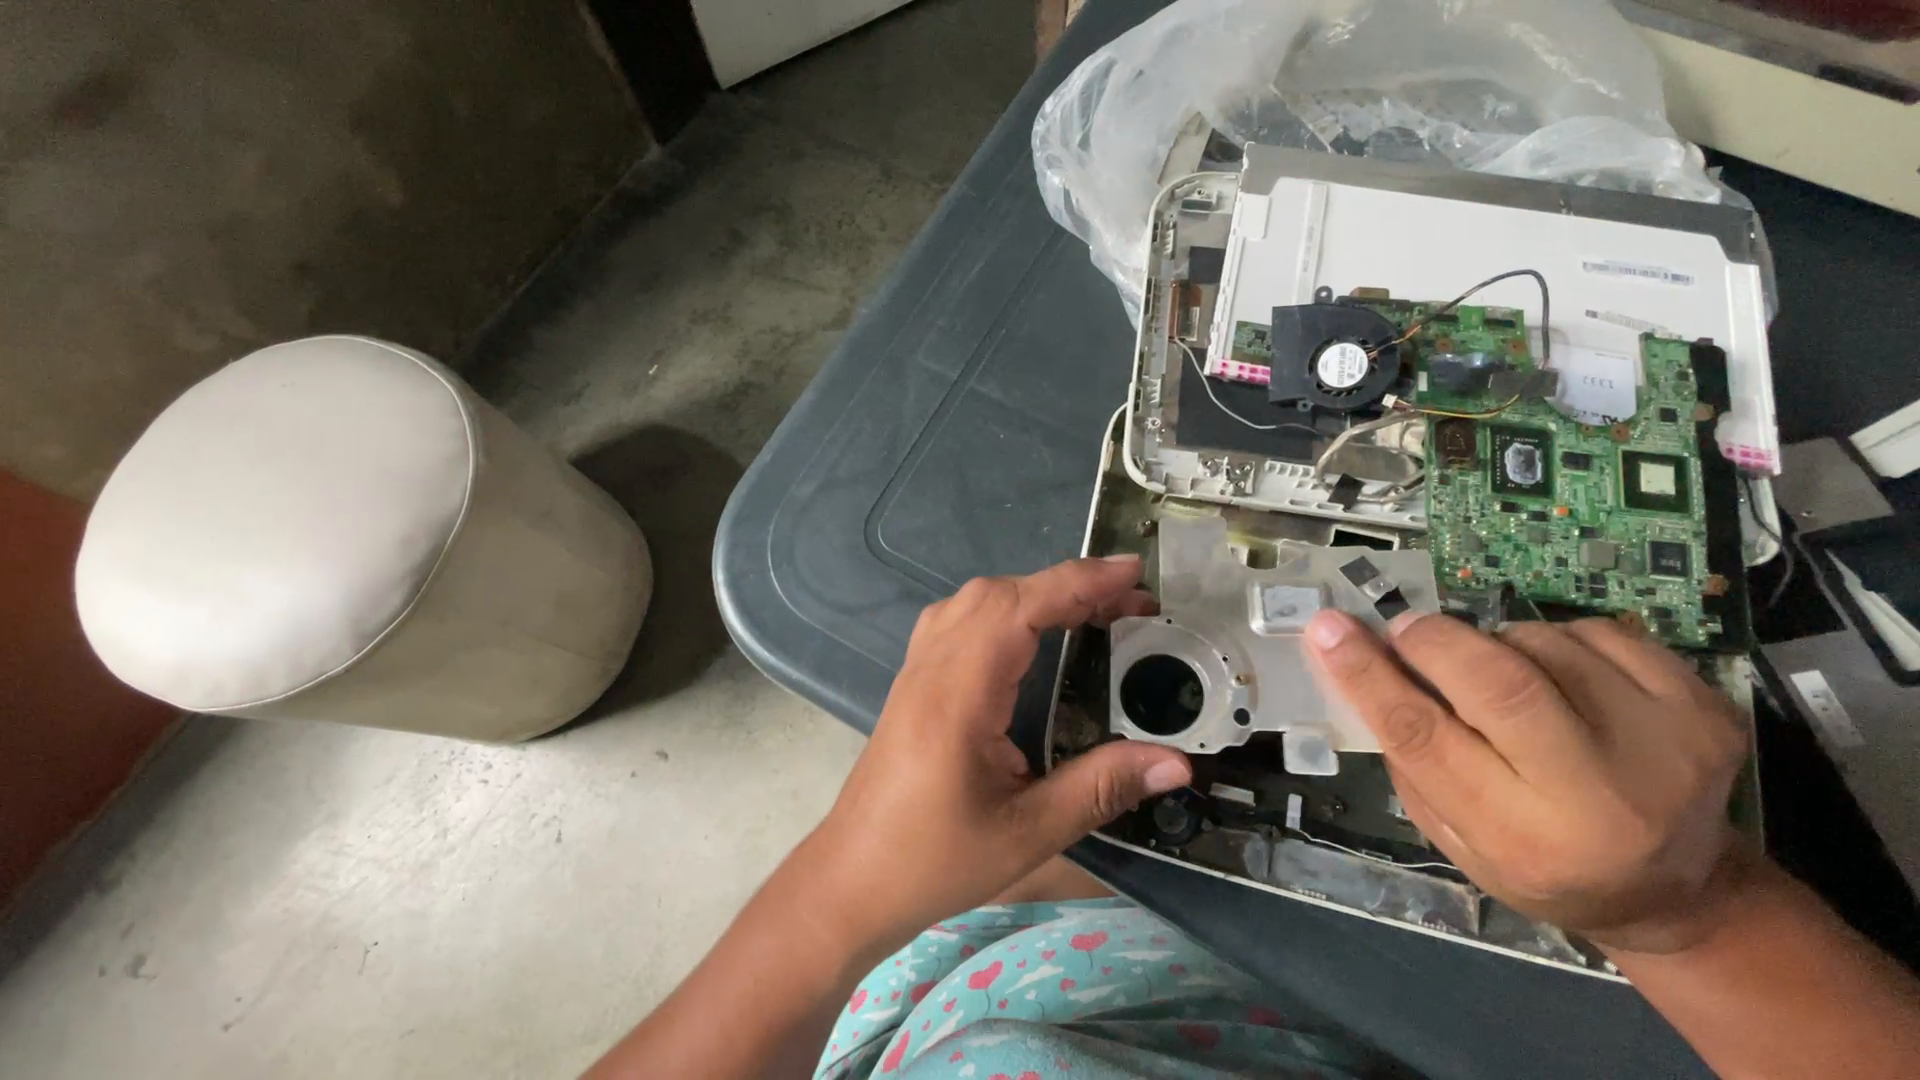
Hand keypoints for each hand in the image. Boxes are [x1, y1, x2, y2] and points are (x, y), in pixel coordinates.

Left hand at [802, 557, 1191, 953]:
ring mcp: (916, 670)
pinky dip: (1004, 609)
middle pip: (998, 594)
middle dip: (1067, 585)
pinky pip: (958, 620)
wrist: (852, 880)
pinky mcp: (913, 682)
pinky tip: (1028, 634)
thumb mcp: (1028, 833)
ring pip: (975, 602)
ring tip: (1091, 611)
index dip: (1079, 582)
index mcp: (958, 694)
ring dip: (1034, 593)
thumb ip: (1101, 788)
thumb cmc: (934, 860)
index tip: (1133, 573)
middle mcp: (932, 666)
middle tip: (1129, 603)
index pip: (1020, 609)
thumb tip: (1178, 763)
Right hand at [1306, 611, 1748, 954]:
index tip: (1327, 629)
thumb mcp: (1452, 833)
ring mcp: (1667, 744)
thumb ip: (1409, 753)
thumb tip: (1360, 658)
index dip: (1367, 676)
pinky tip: (1554, 673)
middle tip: (1406, 632)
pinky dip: (1553, 638)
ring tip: (1492, 672)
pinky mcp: (1704, 707)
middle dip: (1433, 641)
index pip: (1424, 737)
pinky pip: (1598, 632)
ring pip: (1542, 644)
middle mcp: (1600, 794)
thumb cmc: (1538, 864)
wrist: (1675, 890)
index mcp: (1522, 837)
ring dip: (1493, 643)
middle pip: (1497, 682)